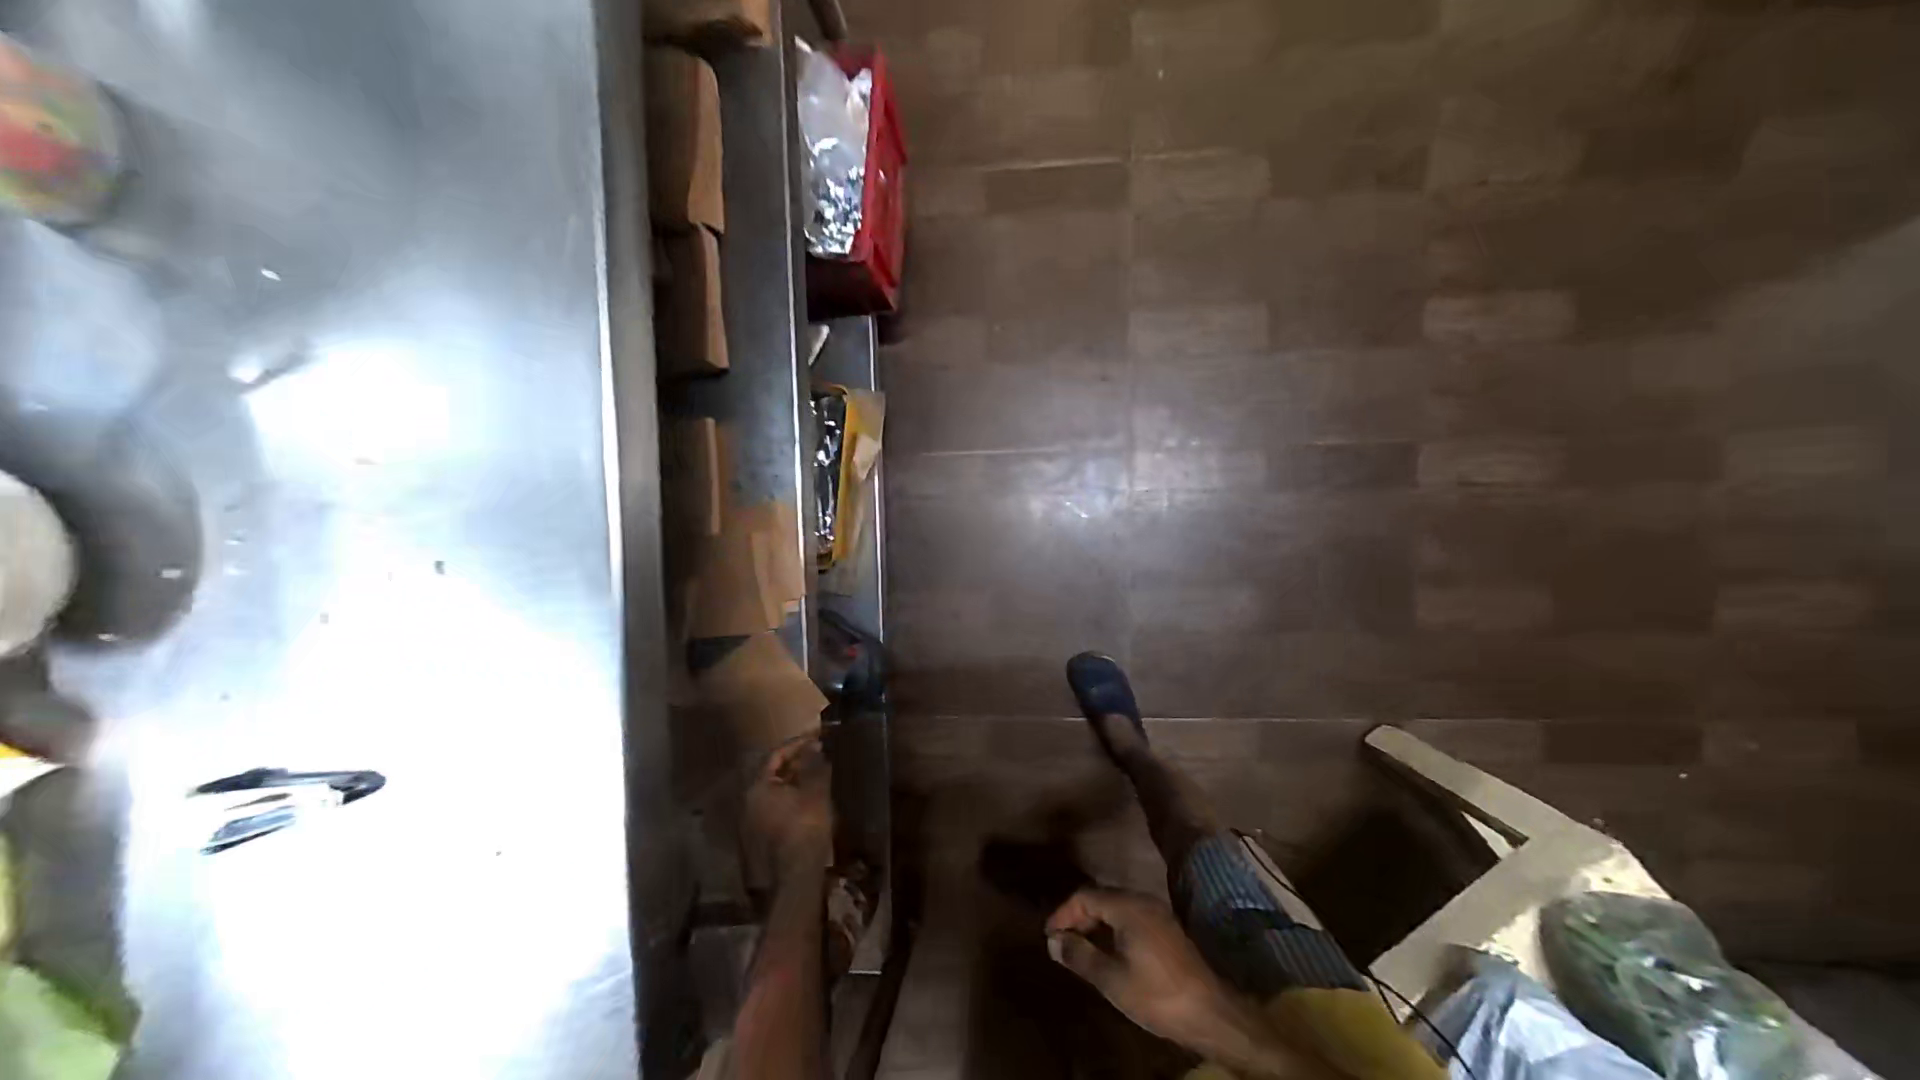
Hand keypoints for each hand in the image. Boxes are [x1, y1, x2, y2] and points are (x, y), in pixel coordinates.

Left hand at [745, 736, 831, 874]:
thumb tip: (814, 745)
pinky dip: (791, 798)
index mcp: (759, 787)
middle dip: (795, 762)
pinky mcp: (761, 838)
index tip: (816, 738)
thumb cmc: (806, 825)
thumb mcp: (815, 790)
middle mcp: (749, 802)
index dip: (797, 744)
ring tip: (817, 775)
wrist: (797, 873)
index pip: (775, 755)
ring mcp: (753, 822)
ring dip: (794, 781)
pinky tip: (809, 800)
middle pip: (773, 773)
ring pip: (775, 792)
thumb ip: (814, 765)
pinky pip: (777, 808)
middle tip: (818, 754)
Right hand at [1047, 887, 1335, 1079]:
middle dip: (1077, 917)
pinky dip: (1112, 928)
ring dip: (1095, 923)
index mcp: (1128, 906)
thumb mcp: (1112, 979)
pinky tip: (1108, 951)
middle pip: (1100, 898)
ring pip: (1116, 907)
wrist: (1212, 1014)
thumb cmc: (1157, 995)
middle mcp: (1143, 901)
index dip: (1063, 913)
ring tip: (1080, 947)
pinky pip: (1130, 917)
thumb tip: (1053, 940)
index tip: (1048, 935)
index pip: (1085, 896)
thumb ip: (1080, 955)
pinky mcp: (1167, 929)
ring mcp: (1158, 914)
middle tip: (1061, 941)